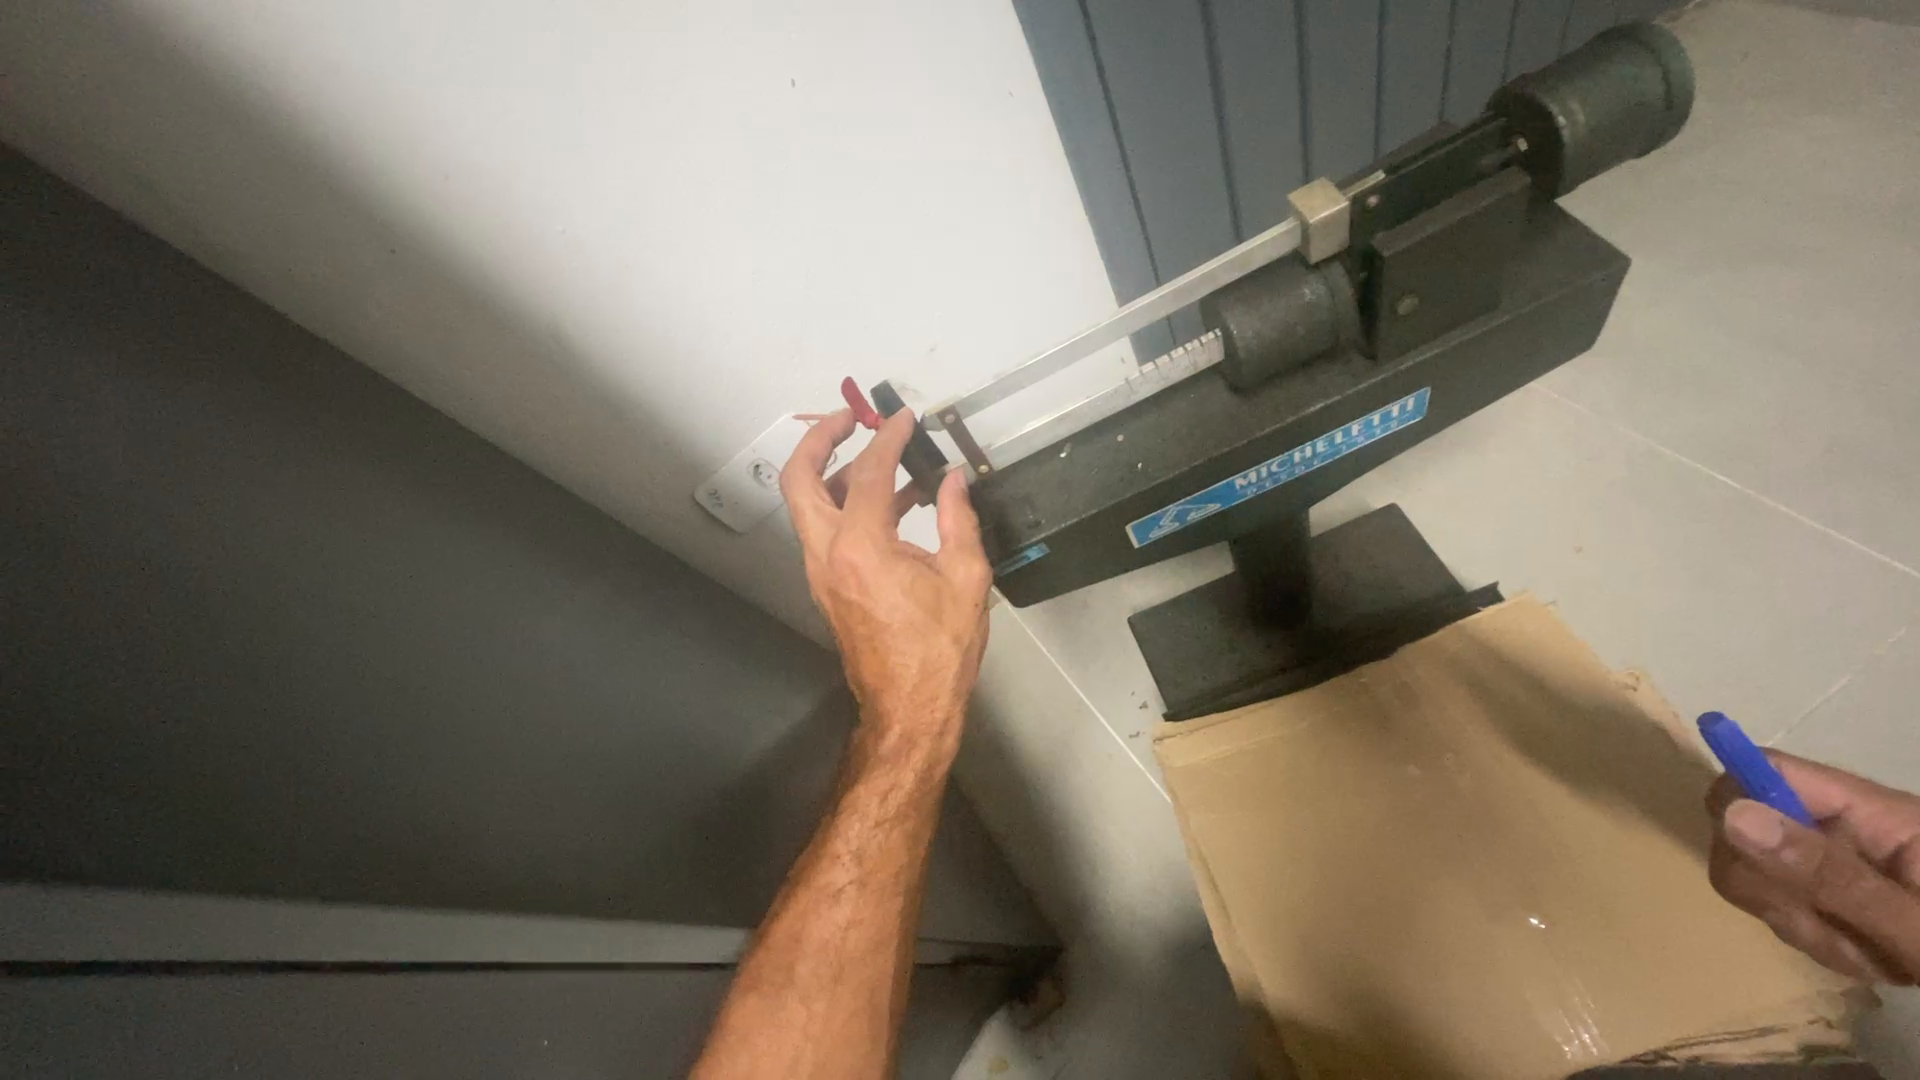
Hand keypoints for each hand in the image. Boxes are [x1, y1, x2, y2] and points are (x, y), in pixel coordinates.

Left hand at [781, 409, 991, 742]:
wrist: (909, 707)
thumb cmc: (940, 649)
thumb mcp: (966, 578)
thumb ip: (959, 519)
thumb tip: (955, 480)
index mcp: (862, 548)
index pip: (867, 473)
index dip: (888, 438)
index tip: (905, 418)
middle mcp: (828, 554)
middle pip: (800, 480)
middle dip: (819, 439)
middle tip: (851, 418)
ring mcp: (820, 572)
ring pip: (807, 505)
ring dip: (835, 472)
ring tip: (883, 460)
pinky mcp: (827, 586)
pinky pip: (826, 530)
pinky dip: (846, 504)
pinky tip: (894, 504)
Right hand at [1707, 751, 1919, 983]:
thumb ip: (1831, 875)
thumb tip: (1731, 815)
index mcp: (1877, 814)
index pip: (1768, 770)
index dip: (1737, 799)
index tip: (1746, 853)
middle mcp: (1847, 826)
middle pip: (1746, 824)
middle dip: (1770, 885)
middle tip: (1828, 931)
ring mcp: (1840, 859)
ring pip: (1755, 870)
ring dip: (1797, 921)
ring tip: (1868, 956)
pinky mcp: (1835, 890)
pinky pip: (1779, 900)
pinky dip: (1812, 936)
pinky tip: (1863, 956)